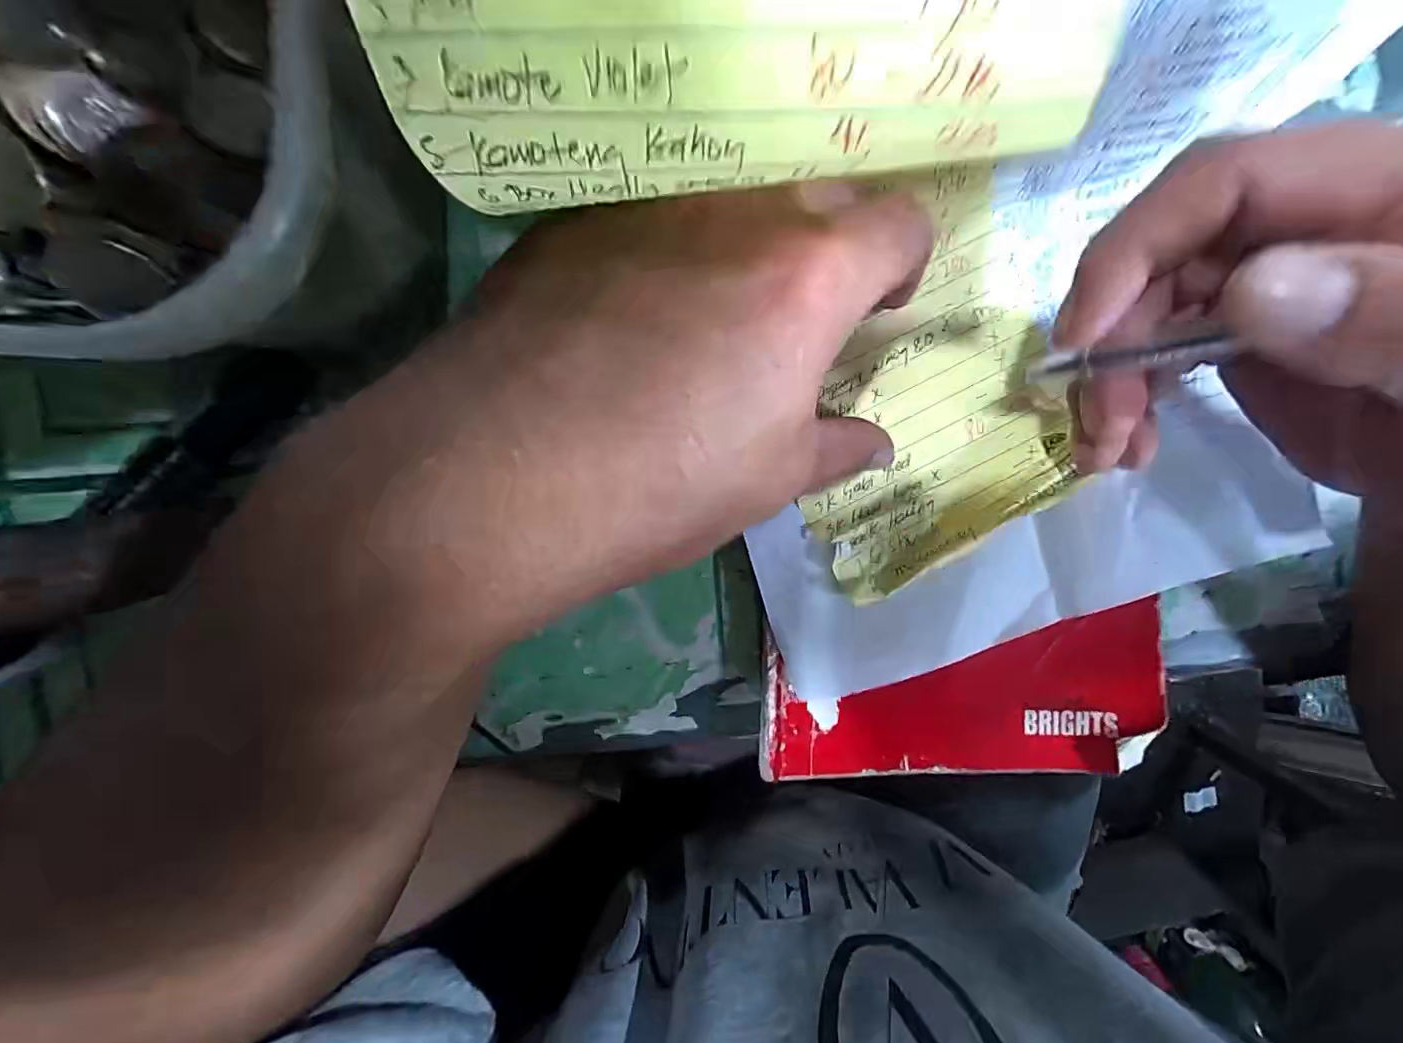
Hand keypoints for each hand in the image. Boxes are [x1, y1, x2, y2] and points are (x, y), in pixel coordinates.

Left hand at [250, 182, 930, 648]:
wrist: (495, 478)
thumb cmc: (669, 484)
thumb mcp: (776, 478)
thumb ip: (841, 446)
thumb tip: (877, 443)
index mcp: (808, 280)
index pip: (900, 222)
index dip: (907, 263)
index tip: (880, 312)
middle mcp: (739, 216)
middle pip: (824, 198)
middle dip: (838, 252)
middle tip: (808, 324)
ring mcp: (651, 207)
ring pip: (739, 203)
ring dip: (757, 251)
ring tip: (721, 326)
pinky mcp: (577, 221)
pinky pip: (661, 219)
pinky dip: (680, 257)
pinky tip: (639, 327)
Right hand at [1054, 122, 1402, 548]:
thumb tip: (1249, 291)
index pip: (1239, 175)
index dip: (1141, 245)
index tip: (1086, 336)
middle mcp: (1335, 215)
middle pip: (1176, 243)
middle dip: (1116, 332)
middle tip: (1101, 424)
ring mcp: (1288, 276)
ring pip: (1153, 299)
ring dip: (1112, 374)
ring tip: (1110, 450)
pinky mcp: (1253, 335)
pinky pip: (1161, 347)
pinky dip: (1129, 395)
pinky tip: (1131, 445)